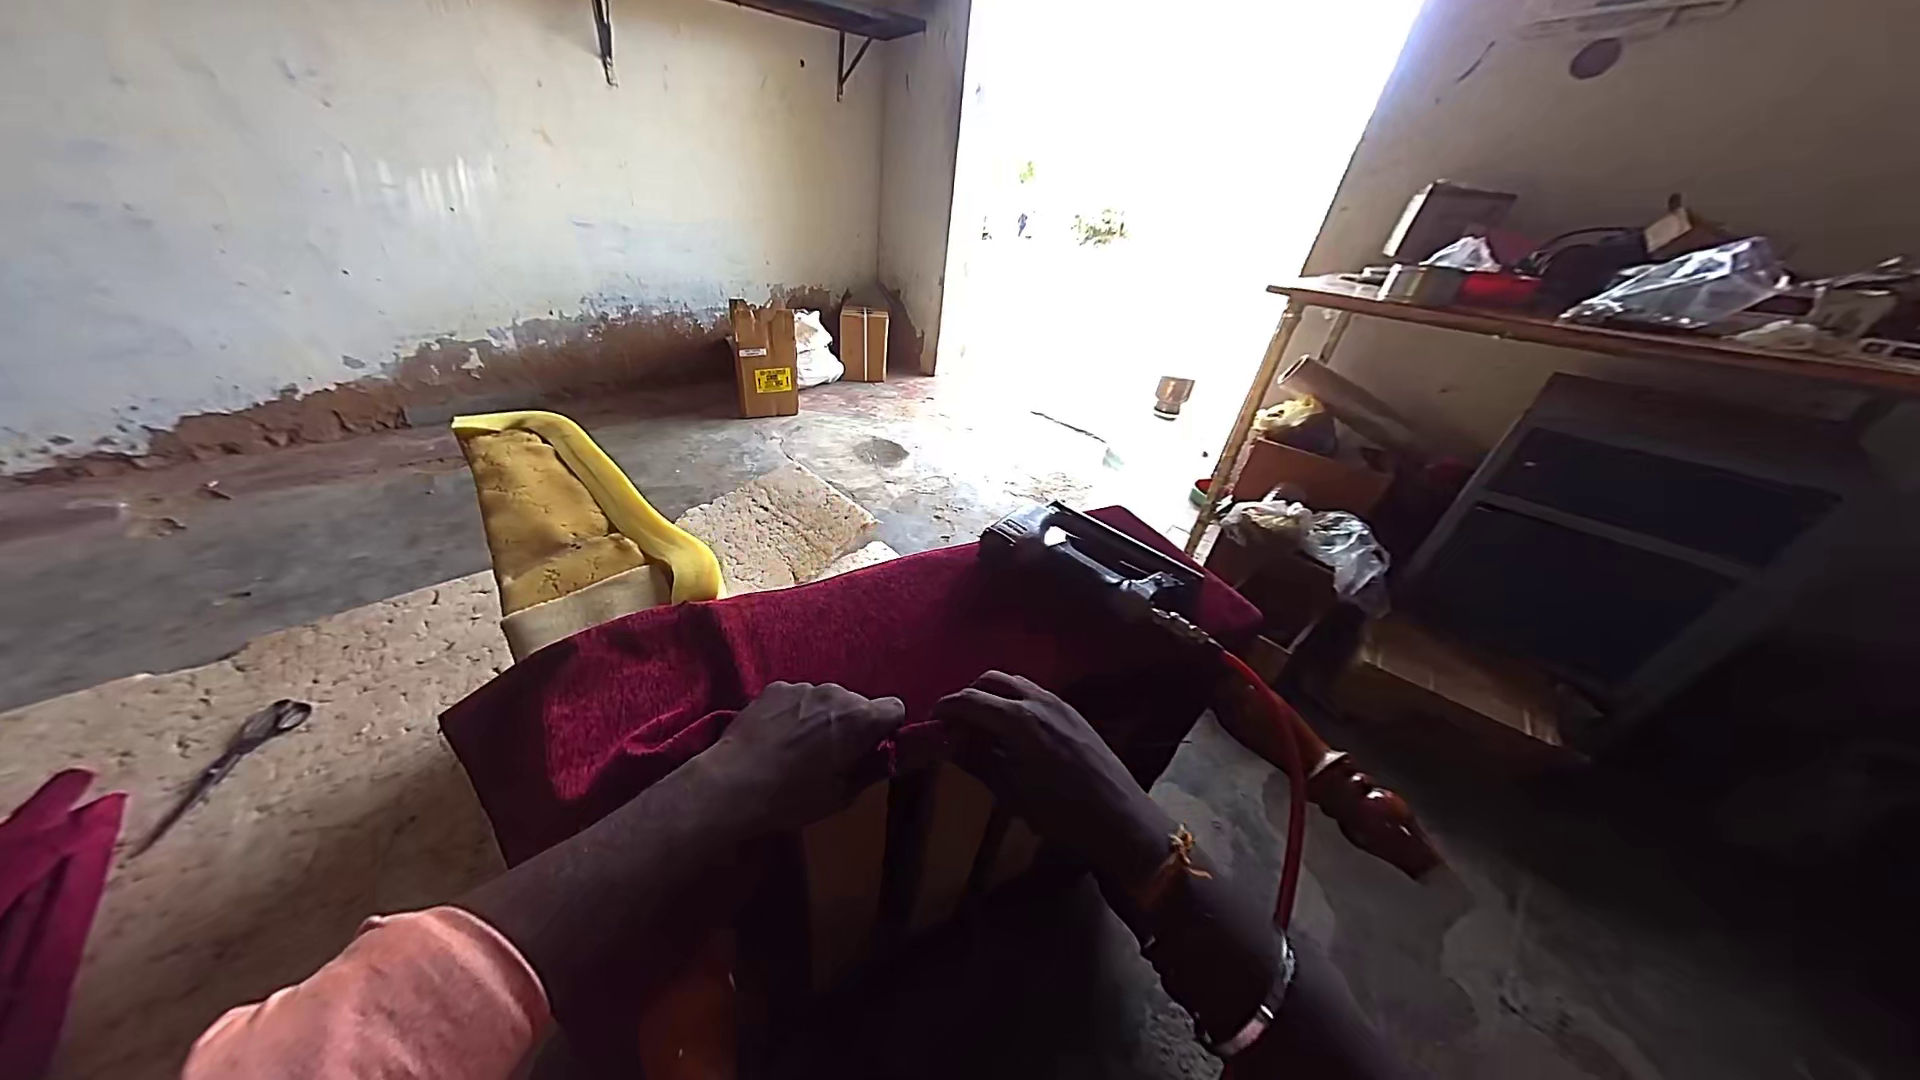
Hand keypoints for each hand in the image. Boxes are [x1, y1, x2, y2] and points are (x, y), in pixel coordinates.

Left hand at [703, 682, 905, 832]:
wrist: (732, 785)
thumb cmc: (792, 797)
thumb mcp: (842, 795)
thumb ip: (871, 769)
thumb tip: (887, 755)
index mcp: (860, 718)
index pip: (894, 708)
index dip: (886, 729)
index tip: (872, 748)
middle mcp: (836, 693)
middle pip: (858, 704)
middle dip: (851, 724)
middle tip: (831, 753)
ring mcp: (804, 687)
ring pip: (826, 700)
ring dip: (822, 717)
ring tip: (798, 746)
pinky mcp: (776, 688)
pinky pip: (798, 697)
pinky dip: (795, 712)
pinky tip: (777, 736)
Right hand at [932, 671, 1176, 887]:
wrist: (1121, 818)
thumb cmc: (1062, 813)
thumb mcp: (1011, 792)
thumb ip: (977, 761)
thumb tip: (949, 743)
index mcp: (1019, 720)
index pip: (969, 699)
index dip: (945, 707)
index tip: (931, 720)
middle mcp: (1037, 700)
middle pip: (991, 679)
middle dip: (968, 695)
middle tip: (955, 722)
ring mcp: (1058, 702)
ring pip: (1014, 682)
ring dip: (992, 695)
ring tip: (981, 725)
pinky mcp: (1072, 710)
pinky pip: (1033, 692)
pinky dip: (1013, 700)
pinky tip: (1011, 729)